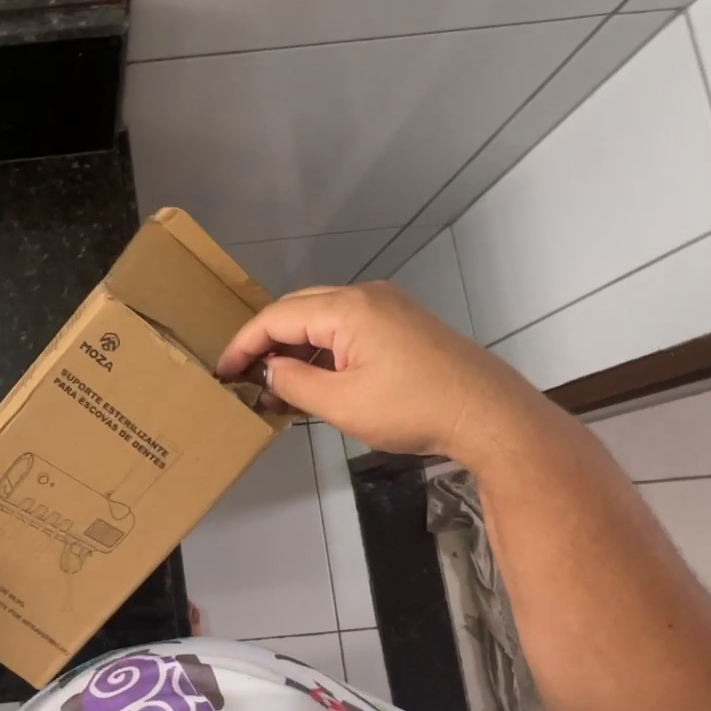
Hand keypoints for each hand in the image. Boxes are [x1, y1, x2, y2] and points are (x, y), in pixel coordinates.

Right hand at [216, 282, 549, 460]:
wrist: (487, 414)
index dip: (243, 344)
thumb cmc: (411, 408)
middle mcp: (366, 296)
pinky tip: (314, 382)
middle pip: (297, 311)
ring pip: (322, 321)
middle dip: (266, 344)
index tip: (222, 372)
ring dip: (295, 350)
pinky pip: (347, 330)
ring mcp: (388, 308)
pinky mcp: (402, 325)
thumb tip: (268, 371)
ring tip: (277, 388)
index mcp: (347, 308)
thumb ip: (293, 382)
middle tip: (245, 379)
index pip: (276, 317)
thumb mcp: (340, 403)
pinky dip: (322, 352)